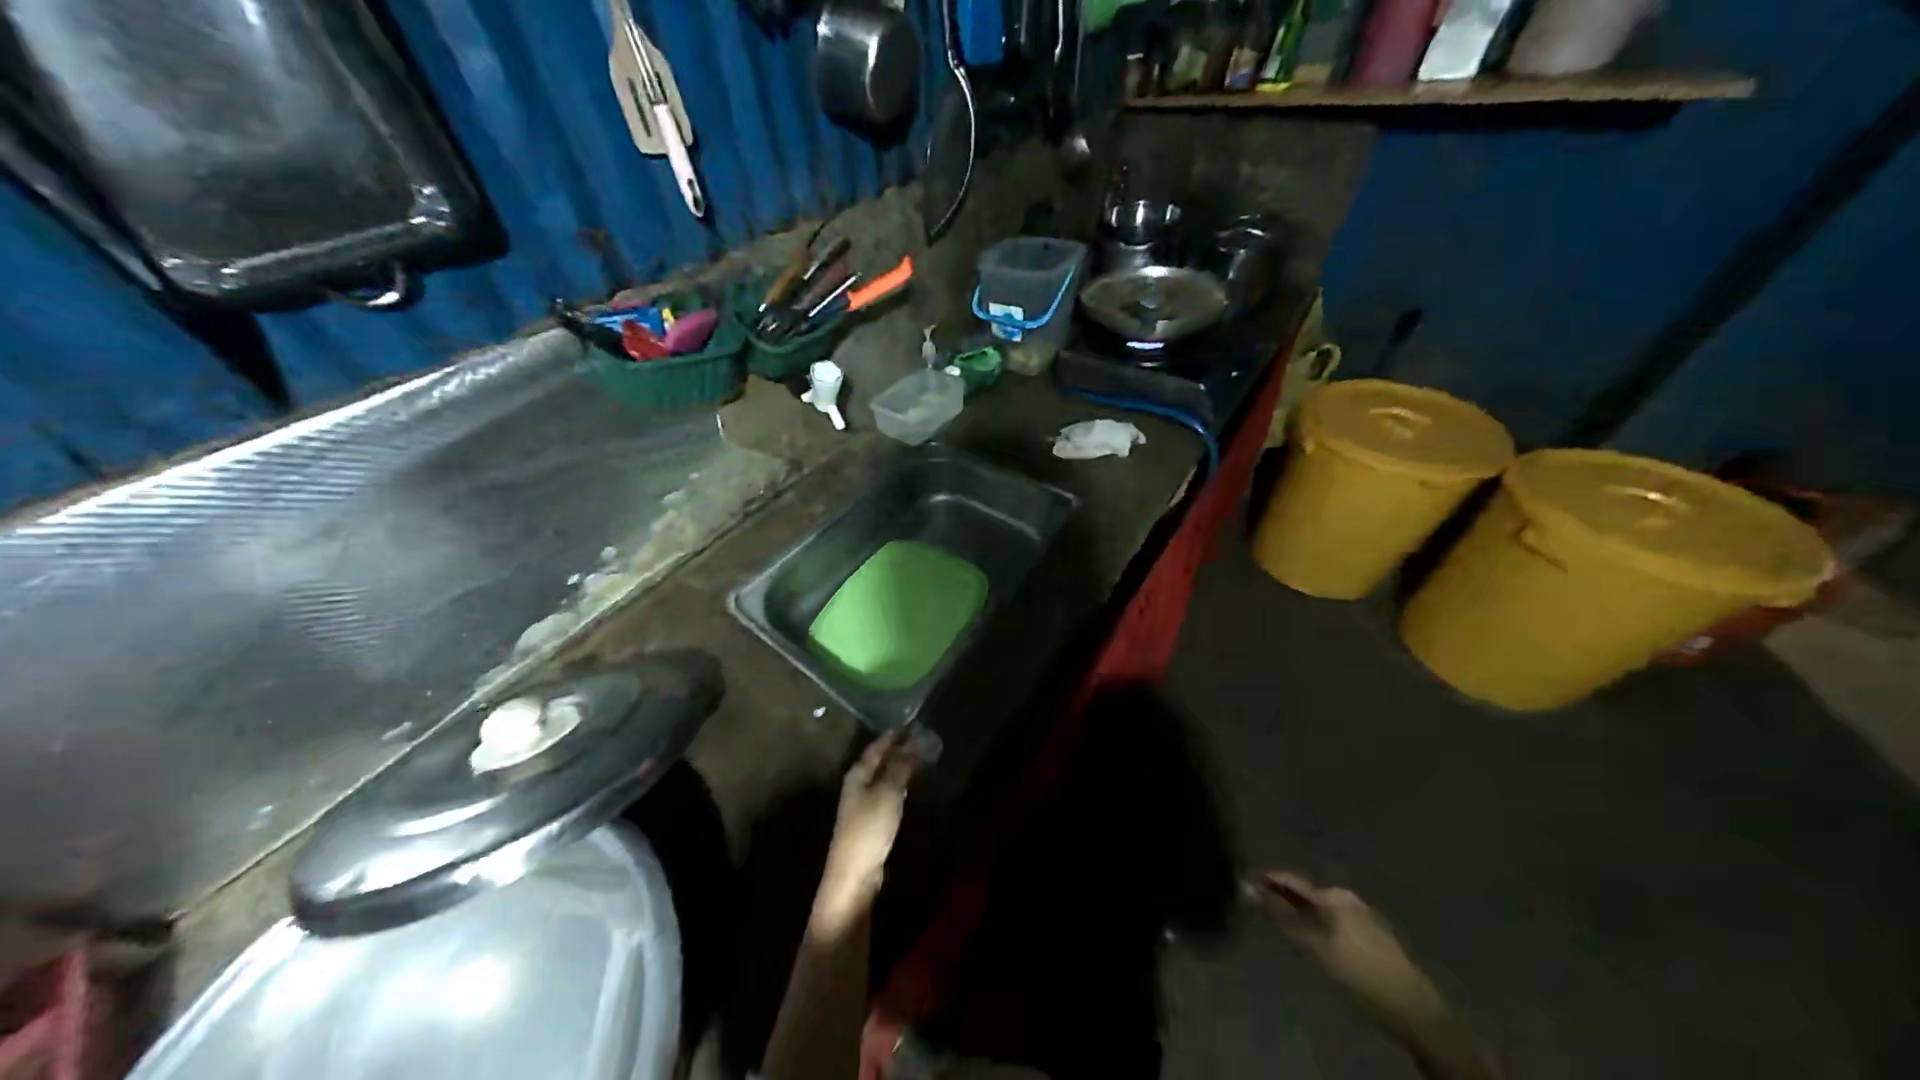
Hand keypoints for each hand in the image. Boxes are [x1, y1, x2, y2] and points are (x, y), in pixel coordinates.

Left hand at [815, 731, 918, 929]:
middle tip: (919, 740)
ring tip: (919, 759)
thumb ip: (899, 766)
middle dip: (896, 750)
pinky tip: (908, 787)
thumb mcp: (887, 792)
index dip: (891, 737)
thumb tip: (912, 740)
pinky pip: (886, 794)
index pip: (876, 747)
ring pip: (882, 778)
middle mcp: (857, 785)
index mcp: (857, 773)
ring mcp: (862, 804)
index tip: (909, 725)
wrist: (854, 873)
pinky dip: (898, 785)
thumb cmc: (869, 827)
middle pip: (878, 762)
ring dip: (898, 768)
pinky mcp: (870, 821)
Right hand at [1251, 871, 1451, 1042]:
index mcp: (1333, 896)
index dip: (1266, 880)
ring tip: (1282, 924)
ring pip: (1320, 907)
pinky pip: (1334, 919)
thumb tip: (1250, 889)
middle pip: (1306, 893)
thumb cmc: (1358, 973)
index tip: (1245, 883)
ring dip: (1300, 912)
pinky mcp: (1371, 932)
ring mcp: (1362, 914)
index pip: (1291, 880)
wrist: (1412, 1006)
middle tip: (1260, 908)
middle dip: (1283, 897)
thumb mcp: (1315, 946)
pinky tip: (1312, 939)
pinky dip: (1317, 923)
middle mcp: (1347, 897)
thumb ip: (1282, 916)